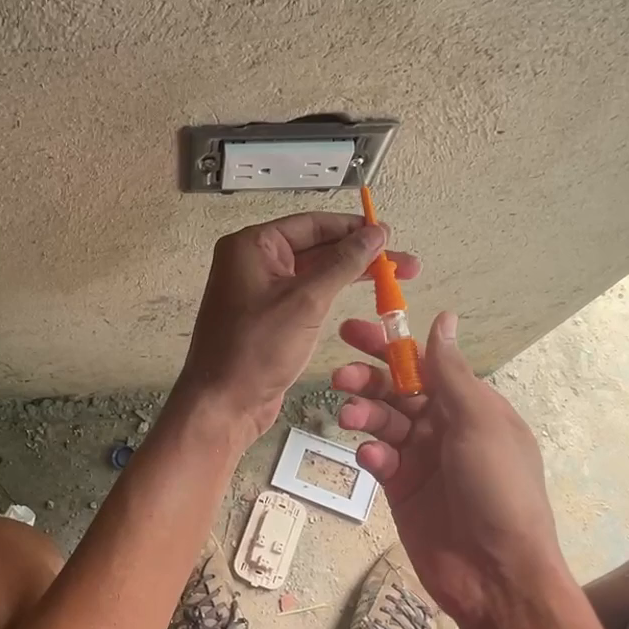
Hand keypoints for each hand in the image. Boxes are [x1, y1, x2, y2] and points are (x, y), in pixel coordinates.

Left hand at [176, 212, 419, 436]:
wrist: (223, 403)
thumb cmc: (255, 350)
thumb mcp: (306, 301)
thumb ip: (343, 263)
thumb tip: (375, 233)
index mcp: (251, 246)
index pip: (312, 225)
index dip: (354, 228)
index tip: (390, 235)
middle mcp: (252, 262)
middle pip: (316, 247)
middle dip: (360, 254)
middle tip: (405, 263)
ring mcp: (259, 290)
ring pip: (315, 272)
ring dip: (352, 274)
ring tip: (396, 279)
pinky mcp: (268, 316)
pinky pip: (306, 295)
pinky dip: (334, 294)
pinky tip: (363, 295)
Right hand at [332, 311, 562, 625]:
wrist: (496, 574)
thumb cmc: (498, 488)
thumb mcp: (478, 422)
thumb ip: (451, 371)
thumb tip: (444, 317)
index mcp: (469, 404)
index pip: (424, 362)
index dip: (389, 345)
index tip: (352, 330)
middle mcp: (443, 425)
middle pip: (396, 389)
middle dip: (367, 379)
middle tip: (339, 376)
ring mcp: (420, 458)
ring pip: (381, 421)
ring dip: (363, 413)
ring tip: (348, 416)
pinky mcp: (400, 488)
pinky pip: (378, 458)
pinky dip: (371, 454)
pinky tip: (373, 460)